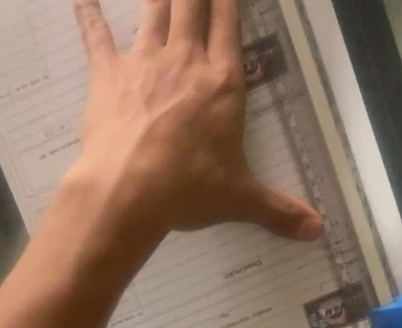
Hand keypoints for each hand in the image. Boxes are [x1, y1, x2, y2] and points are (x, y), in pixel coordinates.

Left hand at [67, 0, 323, 244]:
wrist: (129, 191)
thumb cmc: (188, 190)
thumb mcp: (240, 200)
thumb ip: (279, 211)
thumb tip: (318, 231)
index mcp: (222, 82)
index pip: (229, 19)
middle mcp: (185, 60)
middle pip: (192, 1)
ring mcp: (144, 62)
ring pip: (154, 8)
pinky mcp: (107, 76)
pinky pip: (96, 36)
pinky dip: (89, 15)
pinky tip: (82, 0)